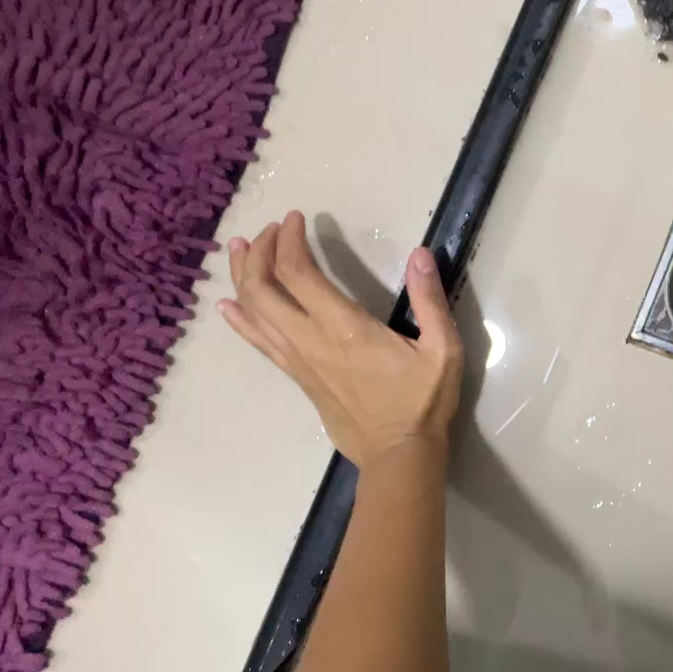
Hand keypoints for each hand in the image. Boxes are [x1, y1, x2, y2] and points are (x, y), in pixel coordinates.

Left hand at [218, 211, 464, 468]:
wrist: (399, 452)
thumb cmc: (424, 400)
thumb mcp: (443, 349)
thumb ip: (431, 301)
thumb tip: (420, 255)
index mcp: (345, 328)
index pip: (299, 273)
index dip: (291, 241)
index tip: (297, 219)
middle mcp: (310, 340)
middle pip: (263, 288)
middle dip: (262, 252)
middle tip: (272, 229)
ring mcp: (298, 361)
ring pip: (253, 311)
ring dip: (243, 276)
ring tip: (242, 249)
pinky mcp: (297, 377)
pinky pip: (258, 341)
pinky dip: (240, 319)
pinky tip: (229, 305)